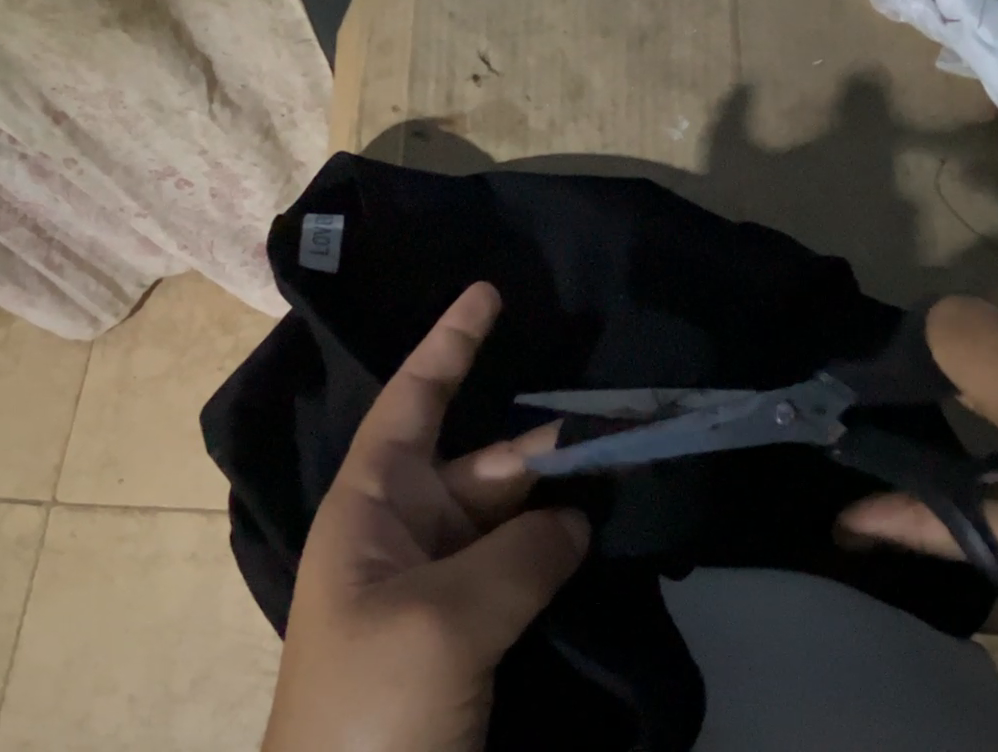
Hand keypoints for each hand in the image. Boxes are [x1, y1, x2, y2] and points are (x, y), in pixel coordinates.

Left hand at [261, 283, 590, 751]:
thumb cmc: (370, 703)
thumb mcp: (441, 622)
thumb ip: (517, 558)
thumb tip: (574, 520)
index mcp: (372, 506)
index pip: (412, 401)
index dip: (449, 344)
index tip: (487, 294)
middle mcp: (404, 531)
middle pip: (482, 462)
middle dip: (542, 441)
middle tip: (619, 419)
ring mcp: (439, 583)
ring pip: (509, 517)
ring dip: (558, 498)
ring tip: (626, 470)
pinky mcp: (468, 631)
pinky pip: (519, 568)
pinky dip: (556, 551)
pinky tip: (600, 535)